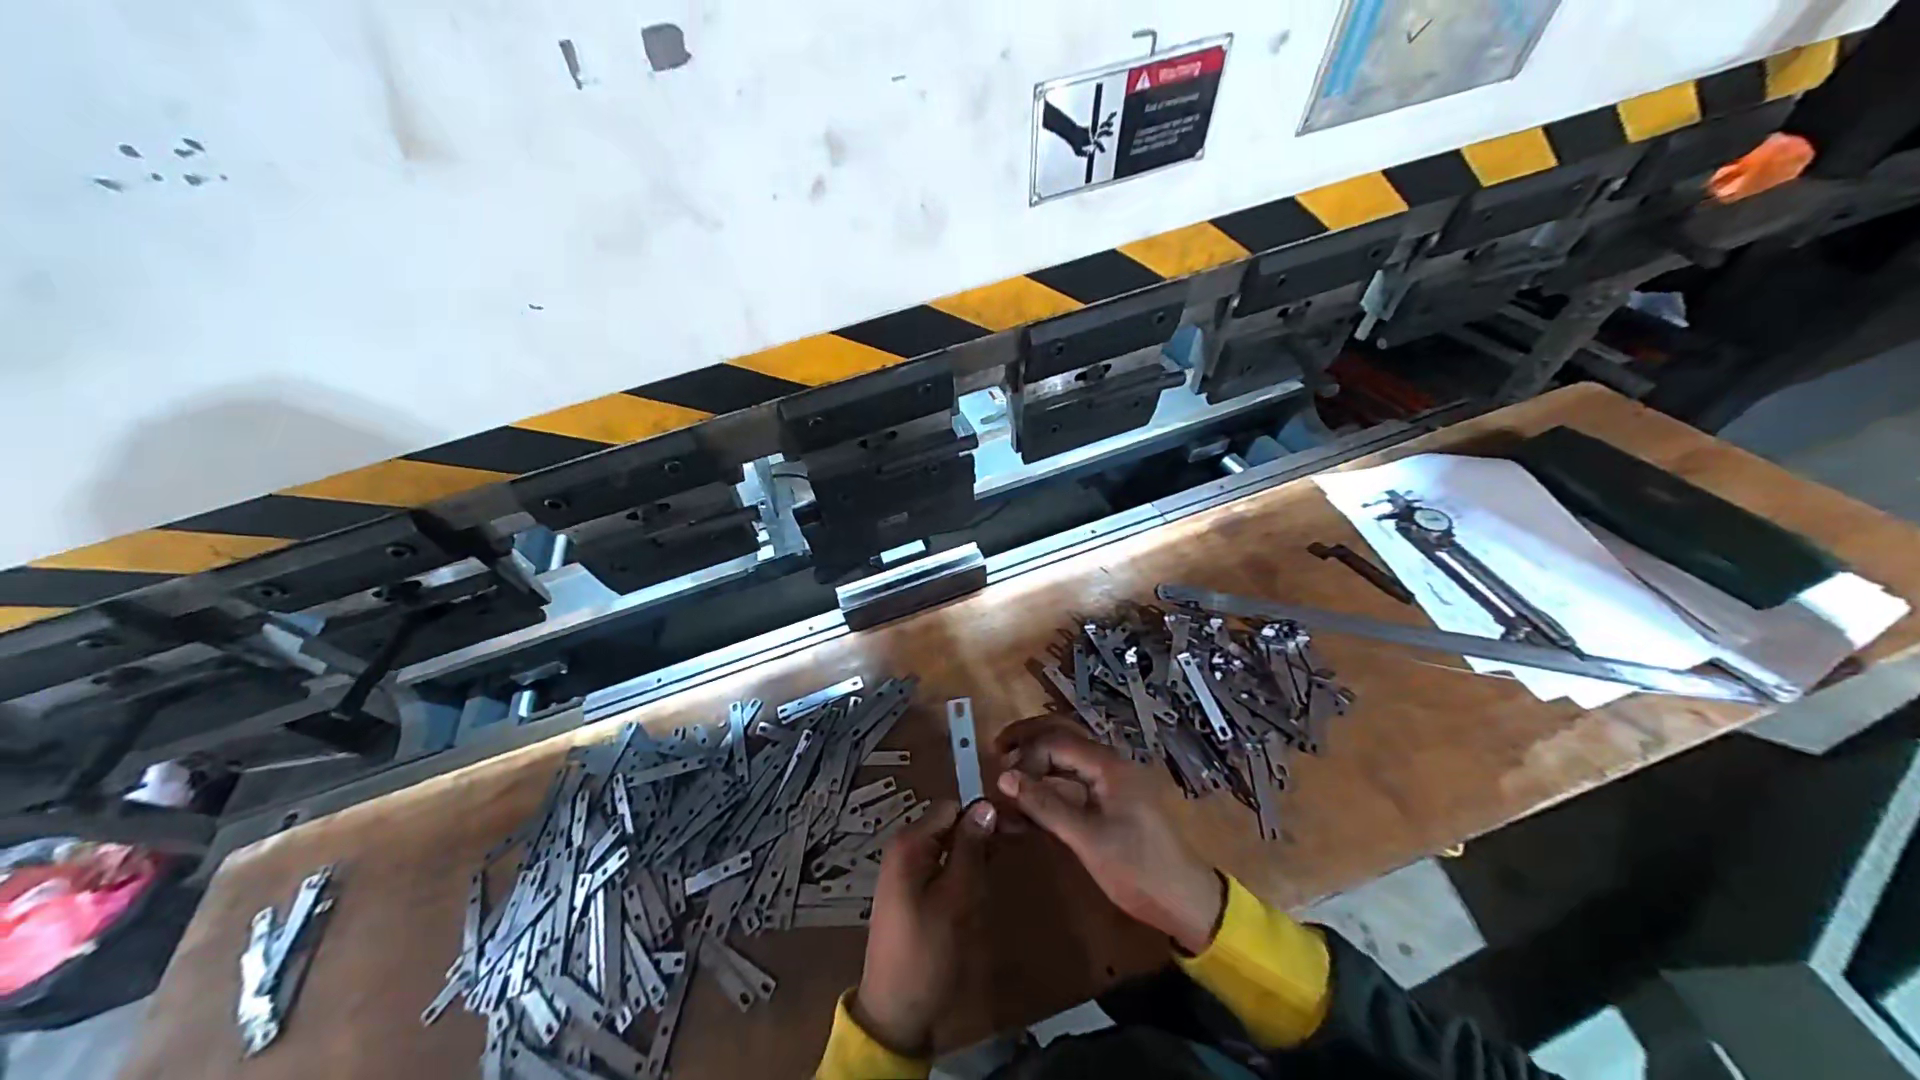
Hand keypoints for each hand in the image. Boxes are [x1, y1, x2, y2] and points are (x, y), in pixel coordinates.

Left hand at [851, 799, 996, 1055]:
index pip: (952, 808)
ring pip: (947, 847)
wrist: (897, 1011)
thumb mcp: (956, 897)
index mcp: (909, 843)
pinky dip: (962, 871)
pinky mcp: (912, 893)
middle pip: (949, 825)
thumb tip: (986, 806)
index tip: (1012, 828)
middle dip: (979, 834)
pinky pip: (941, 868)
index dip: (981, 814)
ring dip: (973, 854)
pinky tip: (982, 885)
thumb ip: (971, 848)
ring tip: (1003, 866)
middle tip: (1015, 847)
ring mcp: (906, 872)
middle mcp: (904, 849)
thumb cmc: (927, 952)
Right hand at [992, 718, 1224, 954]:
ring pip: (1066, 756)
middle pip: (1062, 734)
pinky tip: (1028, 805)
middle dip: (1027, 739)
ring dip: (1036, 761)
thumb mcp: (1087, 839)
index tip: (1003, 783)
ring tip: (1007, 778)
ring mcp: (1110, 781)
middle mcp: (1109, 763)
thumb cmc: (1138, 868)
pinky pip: (1072, 780)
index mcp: (1108, 765)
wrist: (1185, 901)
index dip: (1025, 755)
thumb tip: (1003, 777)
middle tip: (996, 751)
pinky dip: (1048, 785)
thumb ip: (1045, 805)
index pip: (1056, 740)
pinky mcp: (1109, 801)